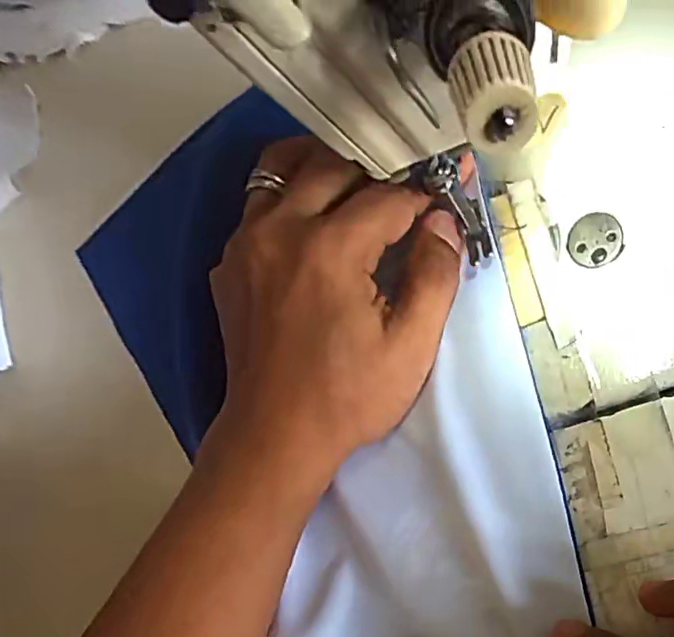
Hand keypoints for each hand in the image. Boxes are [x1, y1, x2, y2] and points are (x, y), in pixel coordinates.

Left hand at [206, 138, 466, 482]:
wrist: (279, 434)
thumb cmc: (349, 398)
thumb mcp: (411, 347)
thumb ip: (434, 278)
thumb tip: (443, 225)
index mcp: (330, 248)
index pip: (387, 197)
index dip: (422, 200)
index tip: (440, 209)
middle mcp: (280, 230)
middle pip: (333, 166)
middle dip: (376, 179)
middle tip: (402, 211)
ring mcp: (246, 245)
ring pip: (283, 170)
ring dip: (325, 173)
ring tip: (355, 200)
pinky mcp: (230, 266)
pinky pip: (259, 206)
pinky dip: (291, 203)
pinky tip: (314, 236)